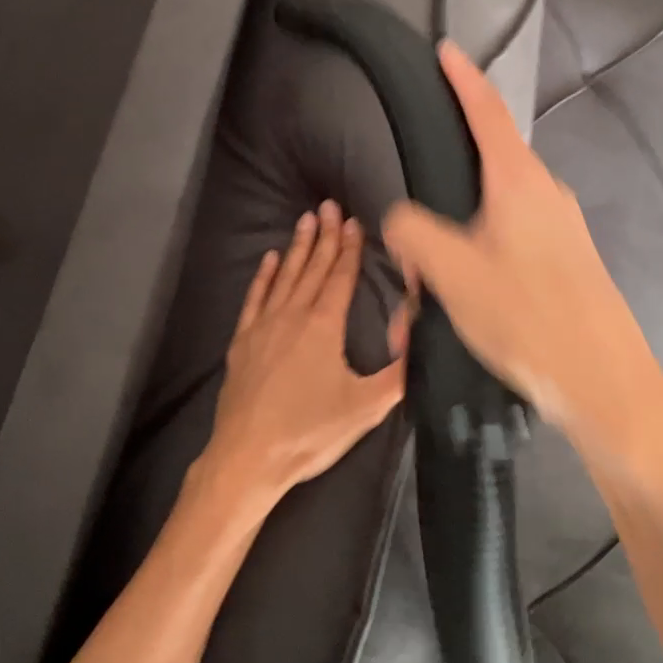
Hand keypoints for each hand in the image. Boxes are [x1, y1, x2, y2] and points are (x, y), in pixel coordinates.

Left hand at [203, 201, 411, 498]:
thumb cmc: (309, 432)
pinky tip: (269, 259)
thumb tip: (420, 338)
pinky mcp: (242, 342)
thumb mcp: (366, 408)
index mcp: (323, 326)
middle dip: (324, 236)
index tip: (353, 222)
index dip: (349, 248)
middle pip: (312, 268)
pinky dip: (264, 276)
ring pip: (284, 277)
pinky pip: (255, 298)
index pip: (340, 277)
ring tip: (305, 220)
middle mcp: (293, 316)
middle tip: (330, 206)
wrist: (247, 456)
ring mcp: (263, 326)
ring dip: (297, 248)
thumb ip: (399, 374)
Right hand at [381, 43, 653, 454]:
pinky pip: (505, 254)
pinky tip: (456, 324)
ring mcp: (560, 231)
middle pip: (476, 179)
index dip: (463, 78)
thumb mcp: (450, 272)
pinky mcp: (566, 264)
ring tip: (425, 314)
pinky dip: (474, 277)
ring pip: (485, 227)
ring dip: (449, 261)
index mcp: (518, 182)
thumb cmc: (528, 318)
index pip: (486, 111)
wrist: (606, 385)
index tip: (446, 50)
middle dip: (434, 217)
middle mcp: (544, 195)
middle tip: (409, 268)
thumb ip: (412, 232)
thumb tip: (401, 221)